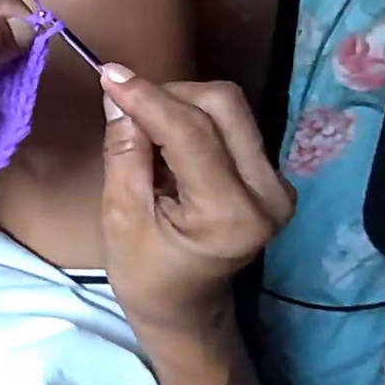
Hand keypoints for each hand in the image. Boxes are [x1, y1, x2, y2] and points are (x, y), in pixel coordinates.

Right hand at [98, 70, 295, 337]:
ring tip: (141, 126)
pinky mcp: (270, 176)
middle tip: (123, 104)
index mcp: (230, 213)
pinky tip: (163, 138)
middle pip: (223, 105)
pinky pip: (230, 124)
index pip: (190, 132)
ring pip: (229, 109)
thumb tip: (117, 96)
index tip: (108, 74)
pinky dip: (189, 117)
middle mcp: (268, 192)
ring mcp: (276, 183)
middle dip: (167, 93)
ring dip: (178, 102)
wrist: (185, 310)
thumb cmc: (144, 274)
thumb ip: (125, 153)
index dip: (147, 97)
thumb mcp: (120, 217)